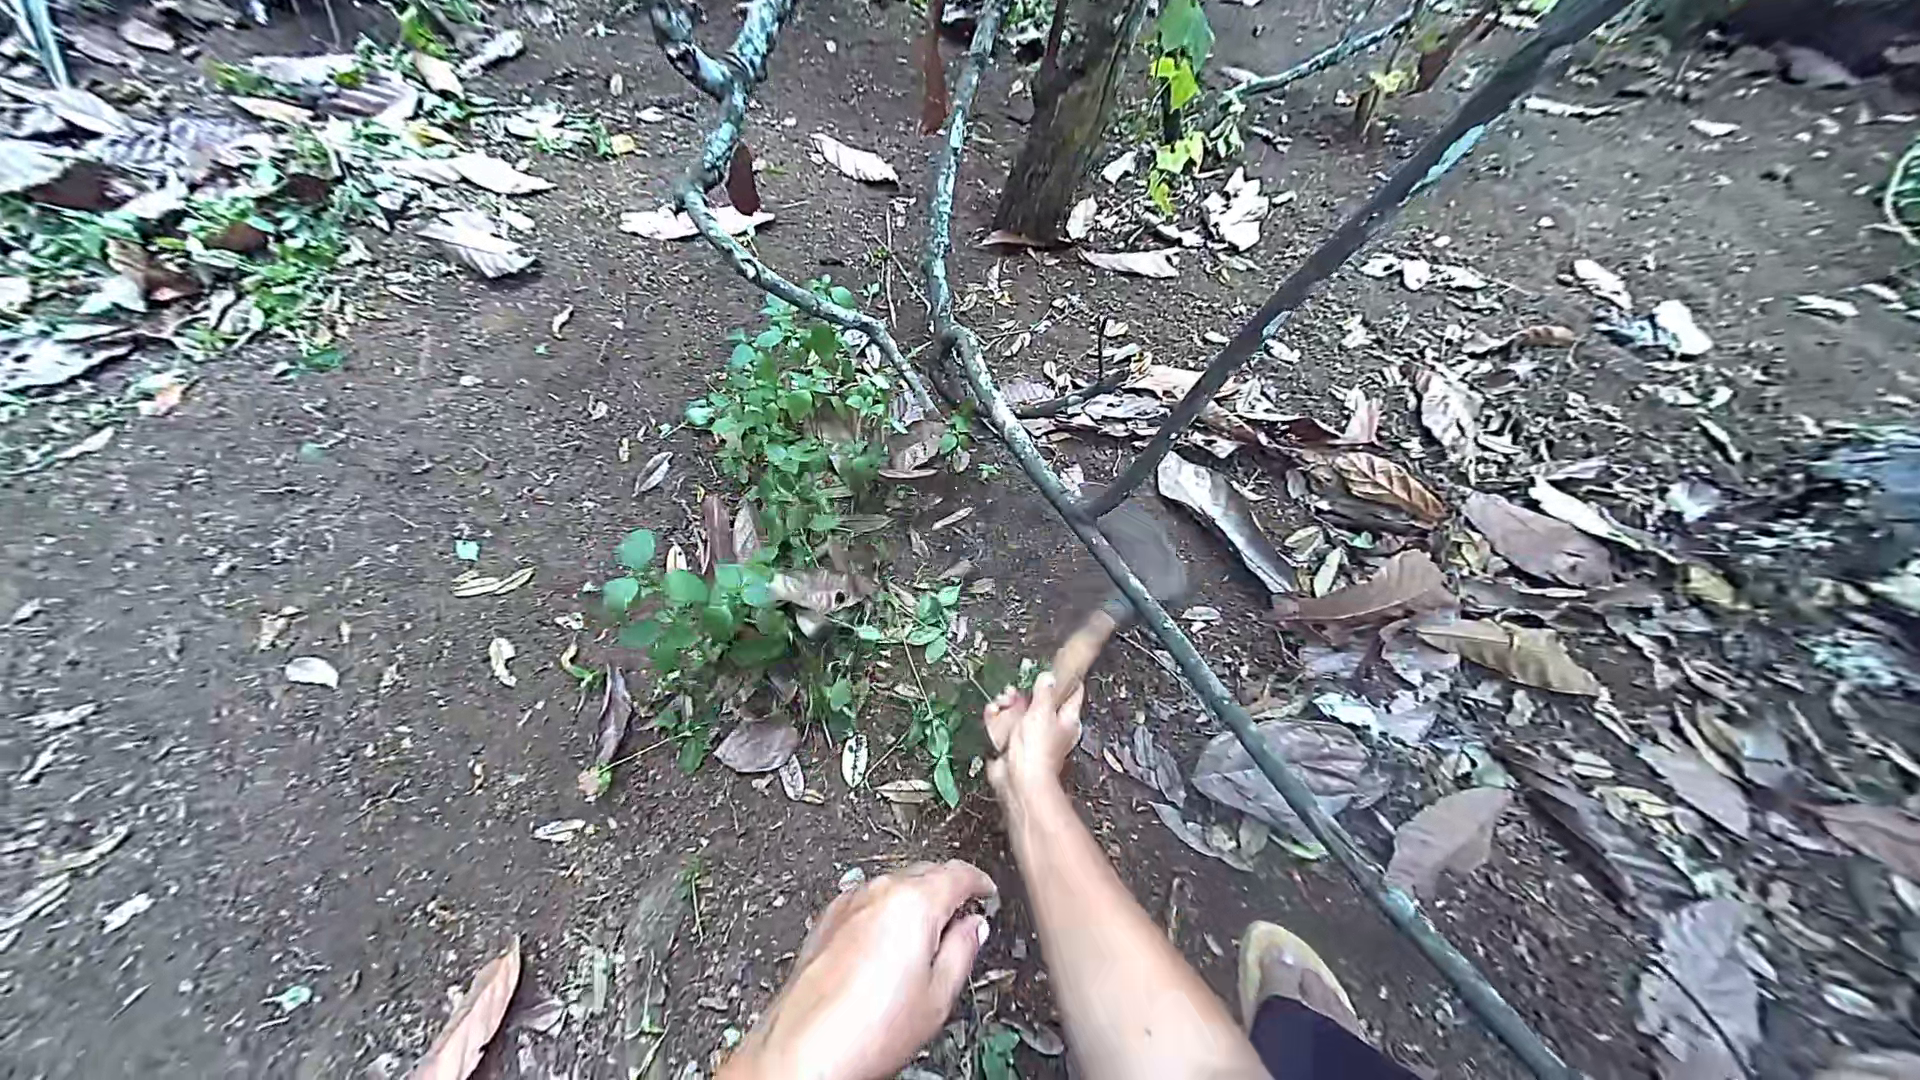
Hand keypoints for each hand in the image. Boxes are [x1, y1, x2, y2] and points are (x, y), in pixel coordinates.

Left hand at [722, 861, 996, 1079]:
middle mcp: (883, 889)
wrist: (801, 1053)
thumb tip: (974, 926)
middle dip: (949, 889)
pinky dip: (887, 909)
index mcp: (915, 902)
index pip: (959, 873)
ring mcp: (853, 899)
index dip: (979, 883)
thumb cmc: (866, 1032)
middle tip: (963, 918)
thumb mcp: (937, 998)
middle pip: (928, 873)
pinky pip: (871, 898)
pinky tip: (887, 944)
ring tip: (925, 940)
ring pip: (898, 884)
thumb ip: (964, 950)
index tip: (987, 893)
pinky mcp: (831, 915)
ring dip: (917, 899)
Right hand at [984, 671, 1084, 802]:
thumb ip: (1045, 691)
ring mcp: (1031, 735)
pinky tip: (994, 712)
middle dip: (1026, 692)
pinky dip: (997, 717)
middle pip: (1040, 700)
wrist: (1018, 780)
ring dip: (1008, 702)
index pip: (1073, 693)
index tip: (1057, 667)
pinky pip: (1004, 723)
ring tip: (1002, 701)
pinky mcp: (1013, 742)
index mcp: (1066, 720)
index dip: (1067, 679)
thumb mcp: (1043, 711)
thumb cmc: (1038, 751)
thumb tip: (1049, 677)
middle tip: (1017, 689)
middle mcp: (1051, 727)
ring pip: (1019, 709)